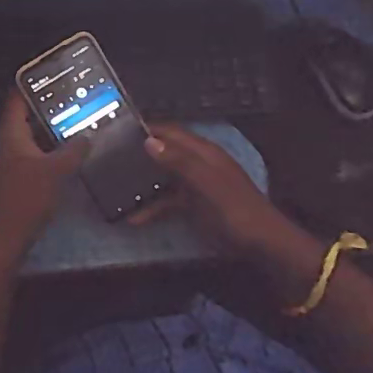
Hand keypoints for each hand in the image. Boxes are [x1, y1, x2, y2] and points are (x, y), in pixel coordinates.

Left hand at [0, 94, 88, 247]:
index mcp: (10, 133)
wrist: (6, 237)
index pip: (17, 97)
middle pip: (26, 115)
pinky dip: (50, 147)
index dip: (33, 82)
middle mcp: (7, 142)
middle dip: (49, 105)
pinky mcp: (17, 175)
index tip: (55, 72)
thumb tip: (88, 134)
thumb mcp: (55, 171)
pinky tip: (71, 149)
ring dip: (52, 128)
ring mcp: (10, 159)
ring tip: (80, 118)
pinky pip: (35, 152)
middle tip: (76, 95)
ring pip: (32, 135)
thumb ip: (73, 149)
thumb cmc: (26, 198)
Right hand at [130, 123, 296, 257]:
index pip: (171, 132)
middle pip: (165, 152)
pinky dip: (153, 207)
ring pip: (164, 177)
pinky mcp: (195, 205)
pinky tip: (135, 218)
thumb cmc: (235, 210)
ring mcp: (196, 184)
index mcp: (204, 152)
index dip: (147, 128)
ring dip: (143, 183)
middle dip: (140, 154)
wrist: (262, 244)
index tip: (117, 130)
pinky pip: (169, 201)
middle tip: (110, 158)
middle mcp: (198, 163)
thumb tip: (148, 140)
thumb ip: (179, 162)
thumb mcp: (206, 184)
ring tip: (116, 187)